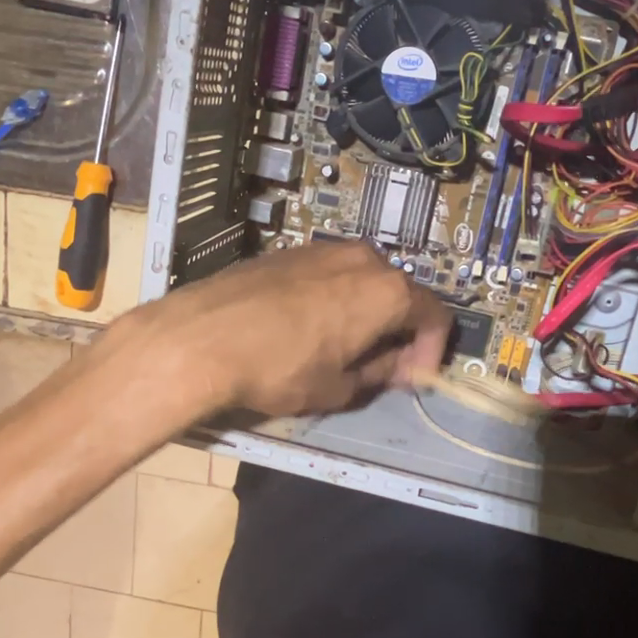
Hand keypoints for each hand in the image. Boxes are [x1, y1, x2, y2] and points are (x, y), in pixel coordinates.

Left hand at [104, 241, 453, 417]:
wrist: (202, 336)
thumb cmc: (281, 368)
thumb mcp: (339, 388)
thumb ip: (380, 373)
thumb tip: (395, 366)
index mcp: (388, 291)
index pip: (435, 316)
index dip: (432, 351)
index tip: (412, 378)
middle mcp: (363, 259)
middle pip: (400, 293)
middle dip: (399, 331)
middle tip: (382, 366)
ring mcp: (323, 250)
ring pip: (363, 281)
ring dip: (366, 314)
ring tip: (344, 348)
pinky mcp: (289, 252)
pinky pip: (330, 276)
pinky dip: (335, 300)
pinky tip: (308, 329)